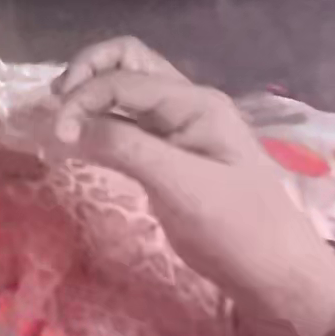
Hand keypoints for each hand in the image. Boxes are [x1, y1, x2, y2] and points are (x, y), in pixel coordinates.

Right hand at [53, 37, 334, 335]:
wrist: (276, 276)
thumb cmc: (238, 228)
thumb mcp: (182, 186)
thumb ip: (124, 147)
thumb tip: (67, 125)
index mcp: (193, 102)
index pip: (121, 80)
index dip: (82, 99)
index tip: (59, 135)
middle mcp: (182, 101)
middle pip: (123, 59)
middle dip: (84, 73)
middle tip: (58, 104)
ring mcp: (172, 123)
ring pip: (120, 83)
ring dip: (87, 91)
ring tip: (62, 117)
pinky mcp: (160, 146)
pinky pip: (120, 116)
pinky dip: (93, 117)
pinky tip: (77, 136)